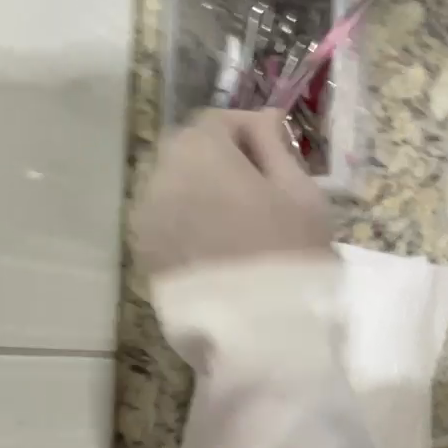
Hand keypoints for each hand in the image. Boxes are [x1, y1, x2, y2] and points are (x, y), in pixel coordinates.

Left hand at [132, 110, 333, 277]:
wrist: (259, 328)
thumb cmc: (291, 251)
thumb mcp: (302, 192)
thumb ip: (276, 146)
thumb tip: (262, 119)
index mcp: (200, 150)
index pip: (220, 120)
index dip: (253, 132)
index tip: (283, 153)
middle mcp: (160, 175)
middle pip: (192, 152)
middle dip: (225, 162)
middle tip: (267, 192)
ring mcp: (147, 218)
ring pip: (179, 189)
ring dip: (207, 194)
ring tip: (245, 225)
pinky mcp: (145, 255)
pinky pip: (171, 224)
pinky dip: (193, 225)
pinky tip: (224, 251)